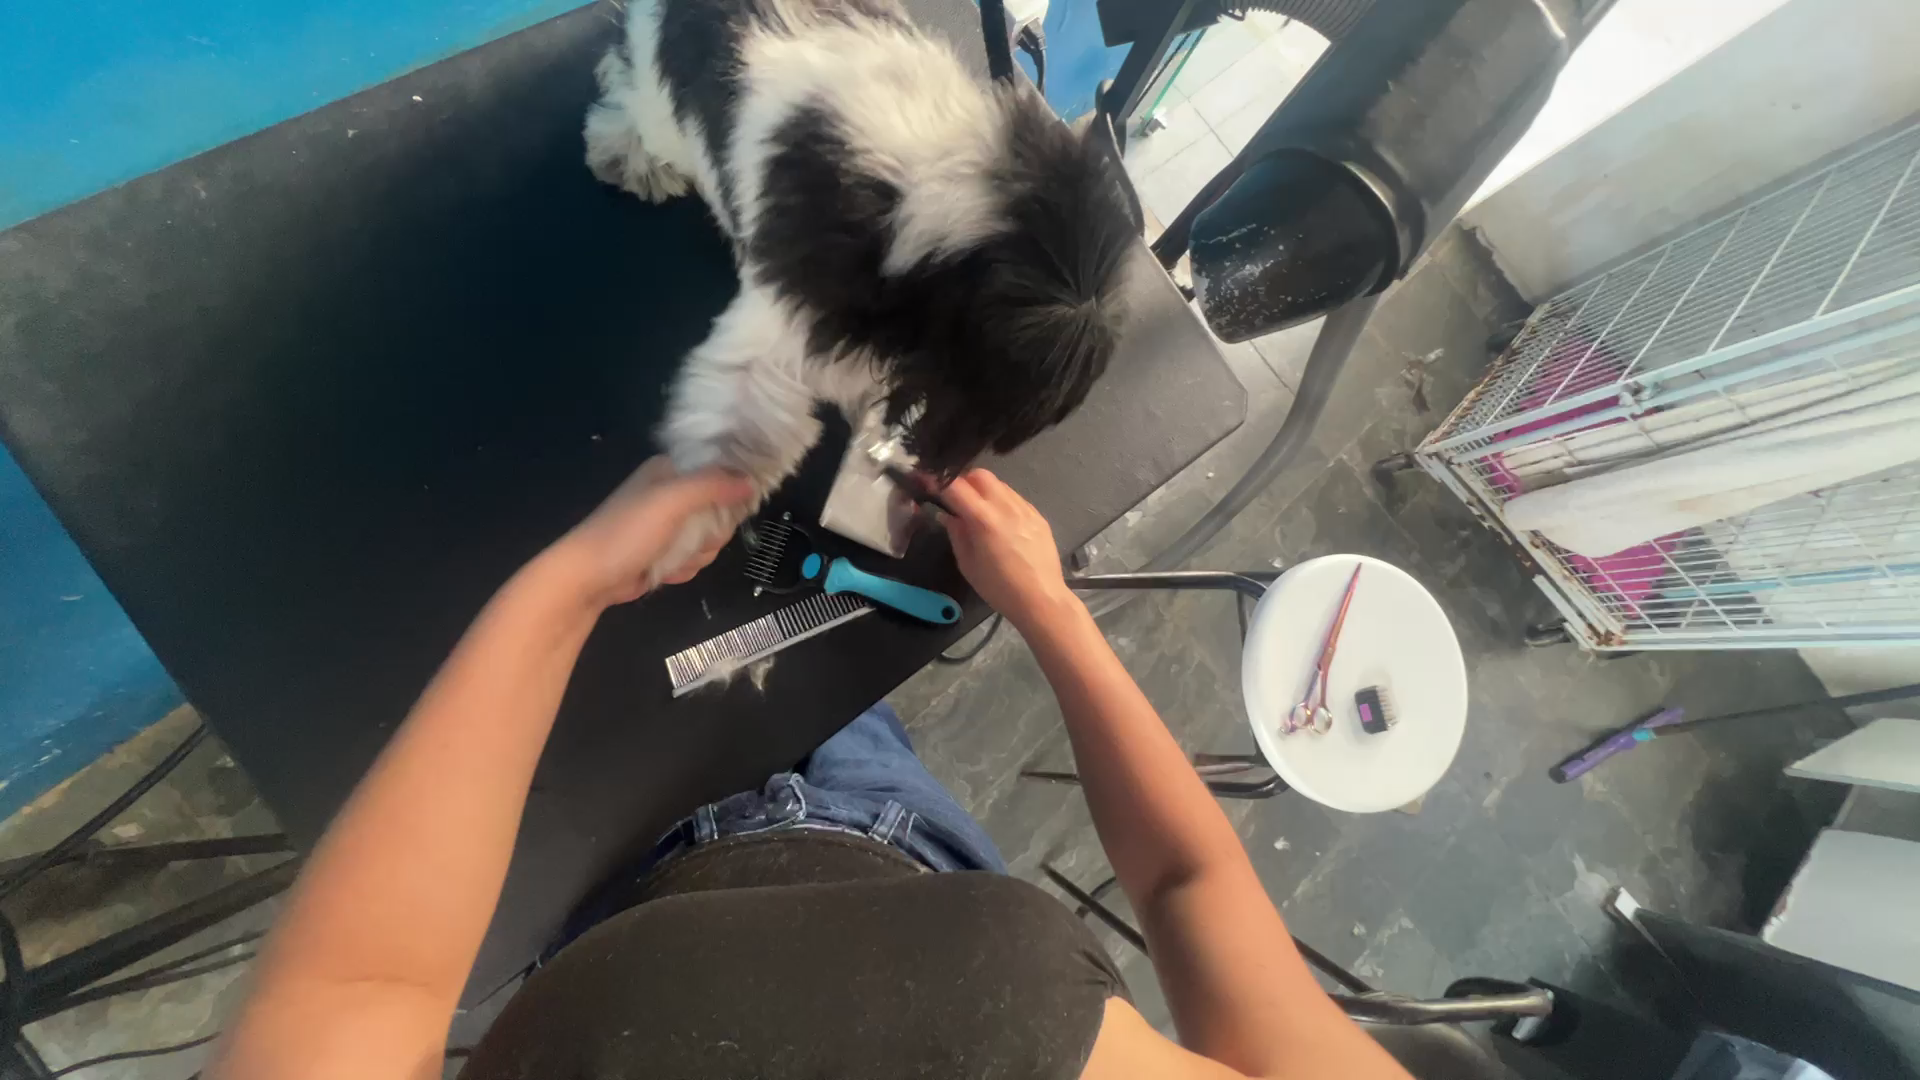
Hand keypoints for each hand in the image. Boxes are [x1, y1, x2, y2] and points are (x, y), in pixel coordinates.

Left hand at [551, 456, 755, 606]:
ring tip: (672, 557)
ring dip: (698, 553)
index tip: (732, 508)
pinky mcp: (669, 550)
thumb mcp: (671, 501)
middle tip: (693, 537)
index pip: (723, 470)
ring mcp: (672, 524)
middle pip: (724, 510)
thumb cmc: (626, 534)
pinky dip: (686, 567)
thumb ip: (713, 485)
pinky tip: (666, 569)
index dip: (733, 490)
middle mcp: (674, 493)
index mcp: (672, 470)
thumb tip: (752, 482)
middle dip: (713, 531)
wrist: (588, 578)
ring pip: (714, 537)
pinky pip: (698, 557)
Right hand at [940, 469, 1077, 630]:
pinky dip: (1001, 500)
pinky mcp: (1037, 515)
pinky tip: (999, 520)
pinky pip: (1014, 497)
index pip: (955, 487)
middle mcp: (1005, 506)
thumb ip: (956, 534)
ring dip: (983, 489)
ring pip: (999, 483)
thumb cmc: (999, 588)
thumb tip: (947, 515)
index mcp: (984, 520)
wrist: (1041, 599)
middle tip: (955, 497)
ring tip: (978, 509)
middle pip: (979, 475)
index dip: (936, 481)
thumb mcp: (968, 564)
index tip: (924, 480)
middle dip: (962, 480)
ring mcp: (1025, 508)